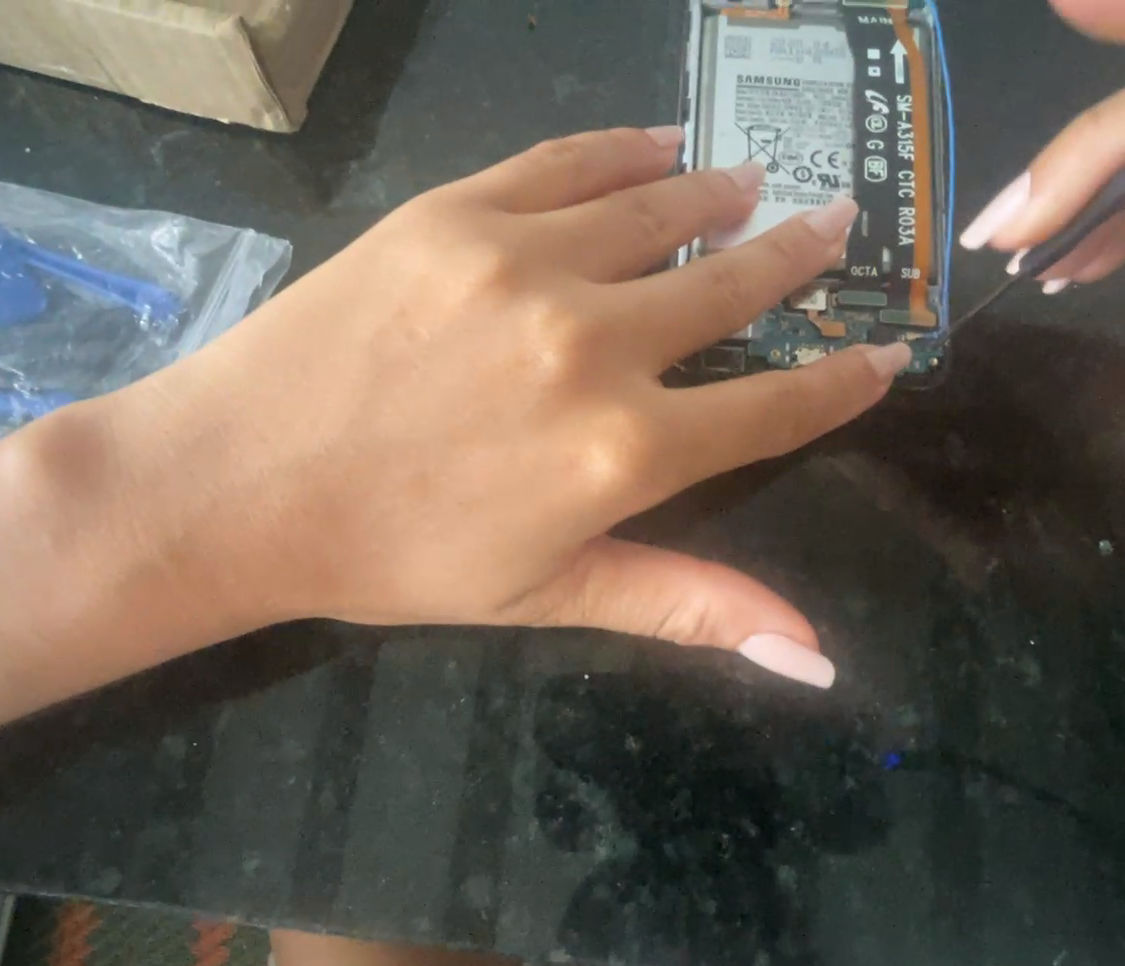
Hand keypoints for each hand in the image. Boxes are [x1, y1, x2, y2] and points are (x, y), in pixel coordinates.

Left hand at [98, 127, 910, 686]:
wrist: (240, 486)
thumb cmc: (396, 558)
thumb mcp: (548, 594)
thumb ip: (686, 604)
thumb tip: (813, 657)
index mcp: (625, 451)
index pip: (771, 408)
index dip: (839, 382)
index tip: (885, 353)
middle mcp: (596, 343)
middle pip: (731, 289)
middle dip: (797, 260)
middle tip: (836, 227)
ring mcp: (525, 264)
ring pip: (659, 212)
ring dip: (720, 199)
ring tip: (753, 188)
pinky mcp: (456, 213)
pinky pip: (567, 163)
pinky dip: (625, 152)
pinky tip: (658, 148)